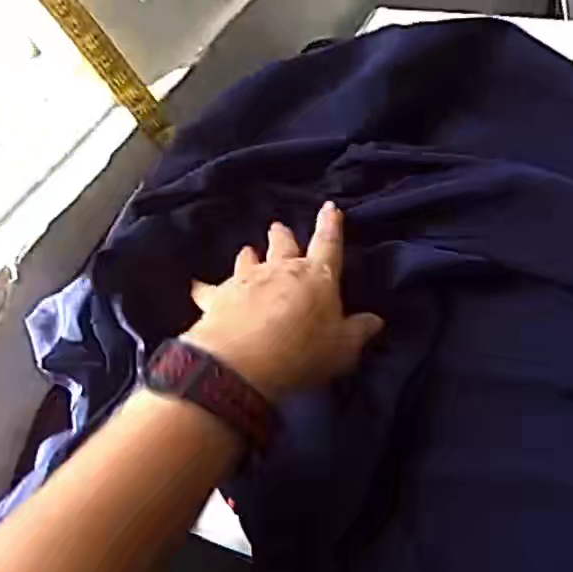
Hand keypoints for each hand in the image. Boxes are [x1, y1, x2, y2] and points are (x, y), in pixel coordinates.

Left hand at [180, 202, 384, 401]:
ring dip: (249, 256)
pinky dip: (204, 289)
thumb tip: (375, 321)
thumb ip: (357, 332)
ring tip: (248, 252)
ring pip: (247, 260)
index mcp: (317, 277)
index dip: (331, 227)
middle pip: (283, 244)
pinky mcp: (217, 299)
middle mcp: (280, 270)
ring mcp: (245, 281)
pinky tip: (196, 287)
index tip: (330, 208)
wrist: (245, 362)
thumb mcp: (342, 349)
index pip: (328, 246)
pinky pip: (208, 291)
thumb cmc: (303, 353)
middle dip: (283, 236)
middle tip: (279, 228)